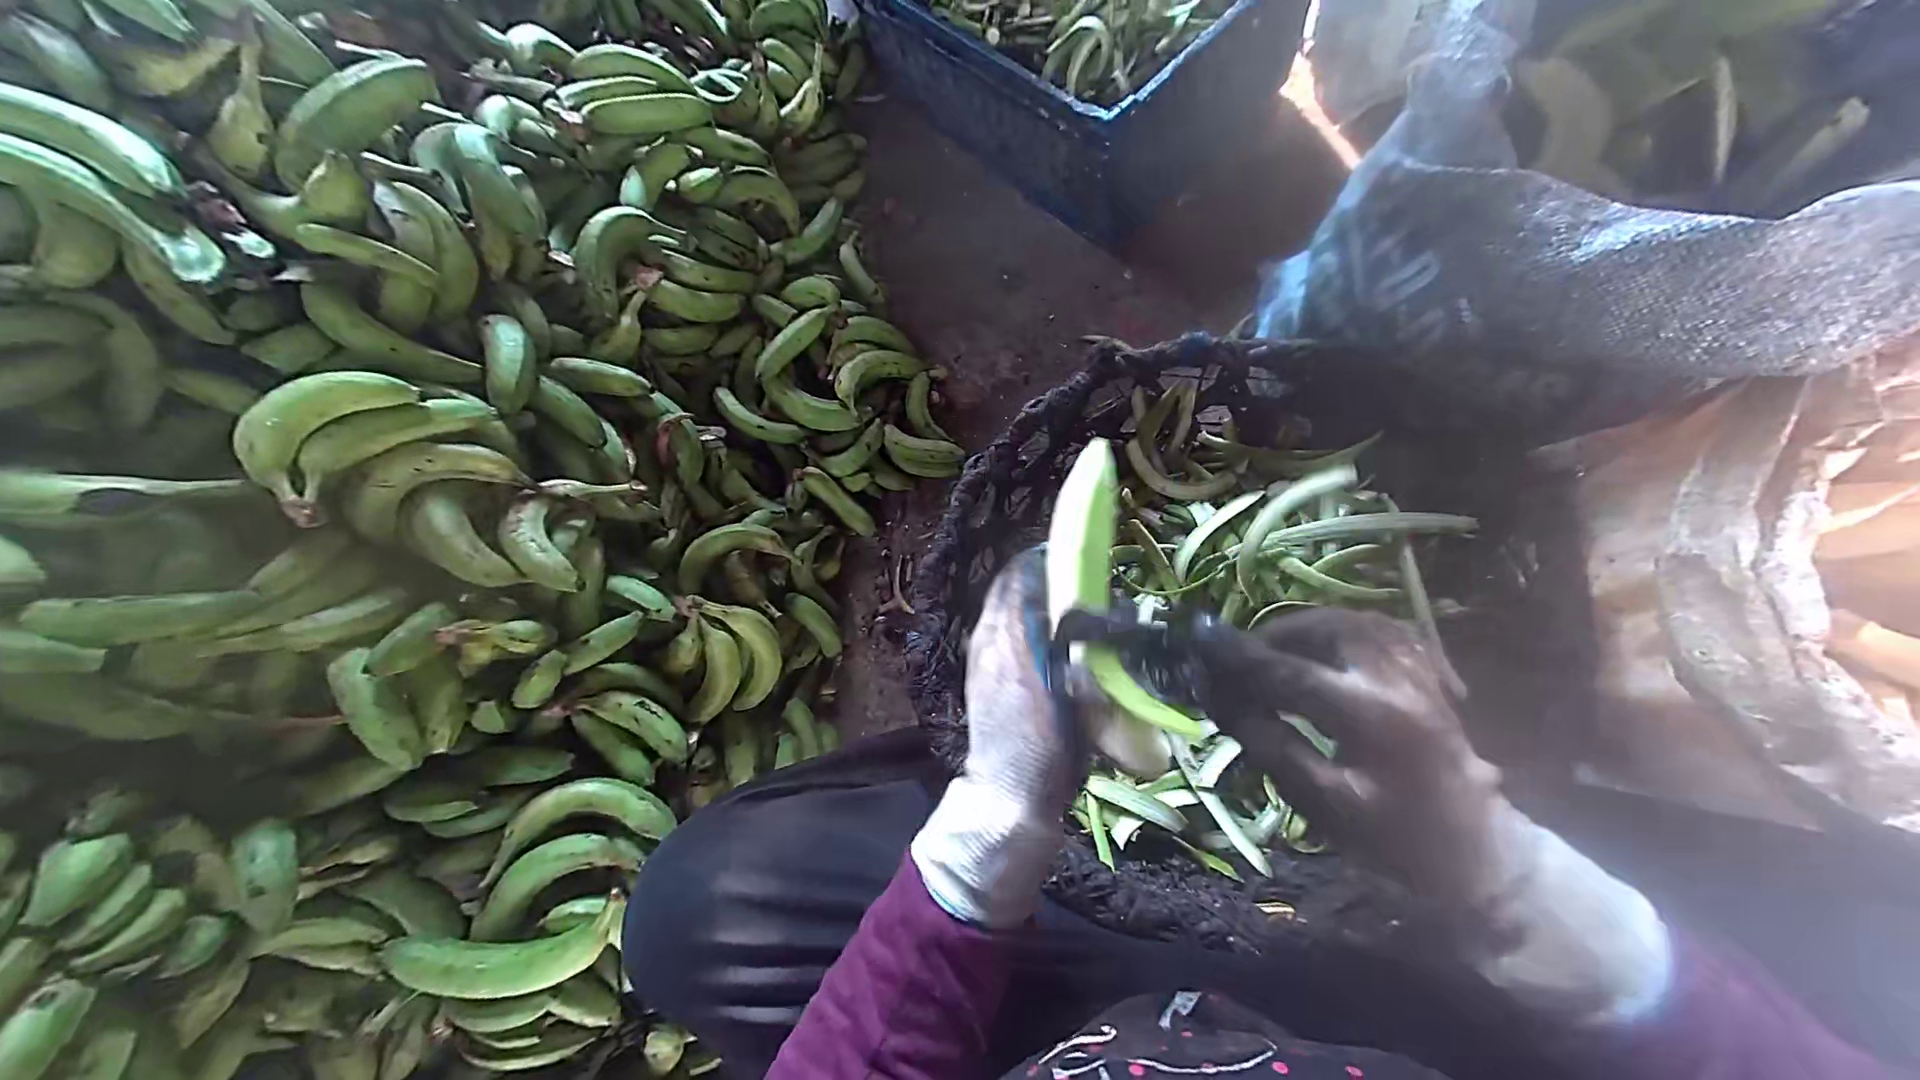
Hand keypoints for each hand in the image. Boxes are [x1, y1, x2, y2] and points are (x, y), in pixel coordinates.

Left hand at [911, 549, 1082, 927]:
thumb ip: (1080, 652)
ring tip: (1066, 611)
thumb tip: (1094, 611)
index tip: (1077, 562)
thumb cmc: (1045, 748)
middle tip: (1078, 586)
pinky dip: (1021, 624)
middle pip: (1011, 588)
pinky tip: (1047, 641)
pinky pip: (1000, 630)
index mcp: (1006, 637)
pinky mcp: (978, 672)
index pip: (1018, 575)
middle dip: (1043, 581)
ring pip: (1004, 608)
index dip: (1046, 563)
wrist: (1007, 792)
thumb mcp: (1074, 698)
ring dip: (1032, 602)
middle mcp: (986, 637)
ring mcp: (978, 654)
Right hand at [1185, 609, 1503, 909]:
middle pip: (1321, 629)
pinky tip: (1316, 649)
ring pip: (1348, 620)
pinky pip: (1373, 628)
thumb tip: (1220, 696)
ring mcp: (1420, 669)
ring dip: (1300, 630)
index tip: (1199, 640)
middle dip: (1271, 637)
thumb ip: (1268, 743)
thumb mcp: (1320, 802)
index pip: (1287, 672)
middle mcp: (1400, 679)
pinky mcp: (1427, 671)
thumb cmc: (1395, 841)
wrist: (1477, 854)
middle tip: (1239, 659)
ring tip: (1272, 654)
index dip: (1236, 656)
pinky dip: (1333, 631)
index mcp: (1375, 717)